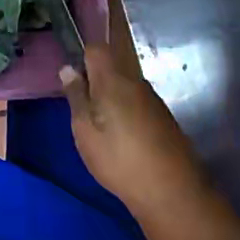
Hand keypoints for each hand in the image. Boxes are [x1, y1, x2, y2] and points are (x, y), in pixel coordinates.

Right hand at [59, 44, 210, 221]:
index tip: (75, 84)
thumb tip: (68, 69)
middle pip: (112, 69)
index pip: (97, 49)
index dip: (83, 59)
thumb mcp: (85, 131)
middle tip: (85, 115)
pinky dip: (129, 115)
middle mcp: (136, 83)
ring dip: (113, 101)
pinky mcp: (165, 119)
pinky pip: (139, 105)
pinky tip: (126, 143)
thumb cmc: (119, 159)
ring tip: (105, 133)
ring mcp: (154, 100)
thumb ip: (76, 97)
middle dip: (97, 84)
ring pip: (126, 88)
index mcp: (114, 80)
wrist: (171, 191)